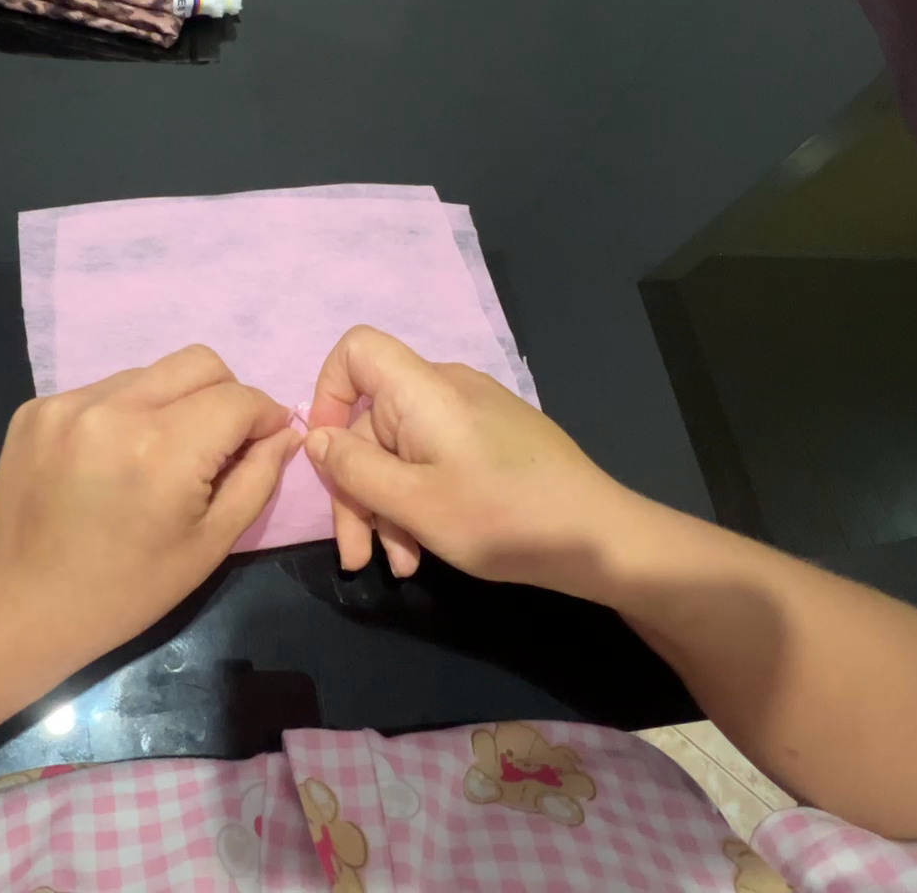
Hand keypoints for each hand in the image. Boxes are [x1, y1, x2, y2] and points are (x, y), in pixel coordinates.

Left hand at [0, 345, 298, 659]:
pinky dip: (127, 411)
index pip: (238, 399)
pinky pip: (106, 388)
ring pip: (152, 372)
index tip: (265, 439)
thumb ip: (258, 477)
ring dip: (173, 402)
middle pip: (199, 362)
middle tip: (219, 441)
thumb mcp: (211, 543)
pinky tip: (113, 457)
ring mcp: (67, 403)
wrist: (22, 606)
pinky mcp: (37, 407)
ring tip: (158, 453)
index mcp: (162, 449)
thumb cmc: (128, 588)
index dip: (264, 415)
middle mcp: (114, 409)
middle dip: (226, 394)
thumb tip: (285, 431)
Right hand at [304, 325, 624, 591]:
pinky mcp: (490, 437)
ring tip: (402, 565)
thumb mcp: (413, 503)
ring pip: (402, 449)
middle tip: (358, 556)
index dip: (328, 394)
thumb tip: (316, 437)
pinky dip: (419, 499)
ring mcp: (470, 413)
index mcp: (422, 390)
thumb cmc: (502, 518)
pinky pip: (433, 457)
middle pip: (373, 422)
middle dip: (358, 490)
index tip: (331, 456)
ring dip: (389, 507)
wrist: (601, 539)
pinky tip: (425, 548)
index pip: (356, 350)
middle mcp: (444, 388)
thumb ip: (354, 468)